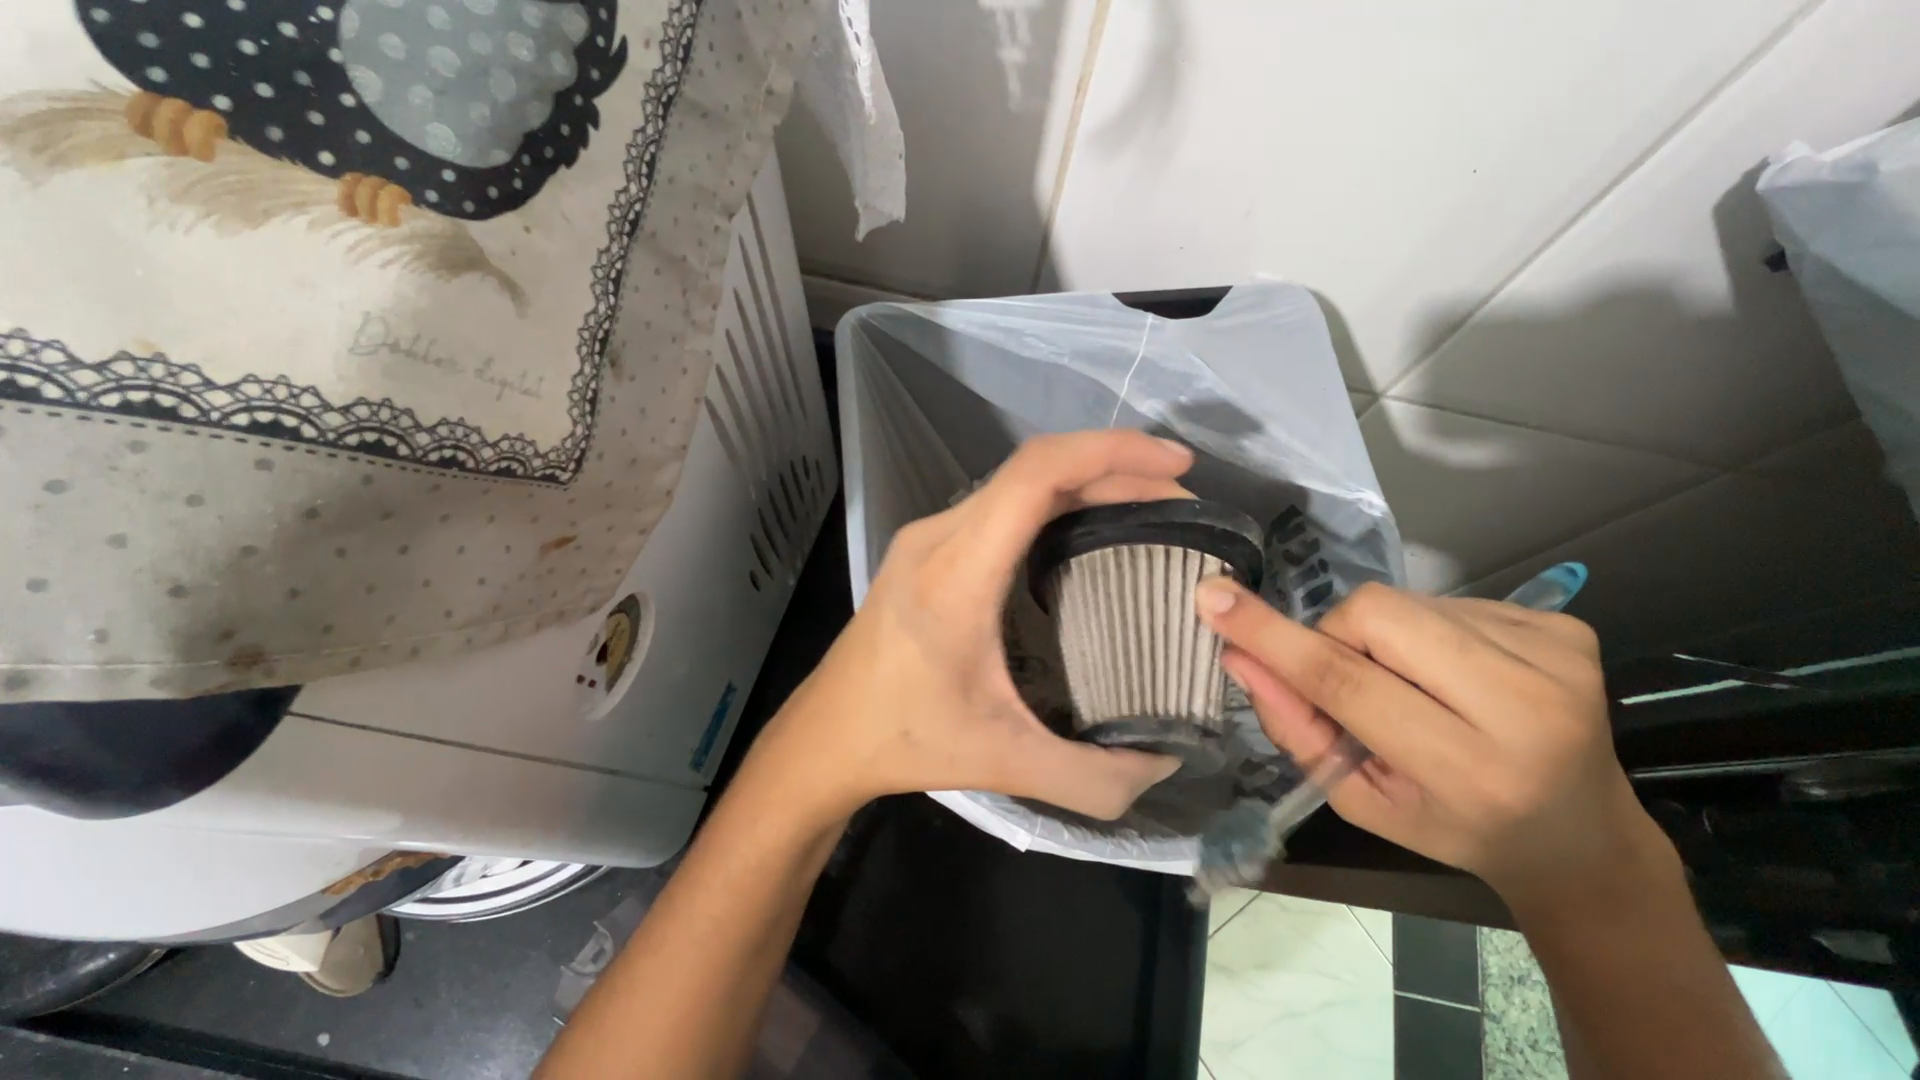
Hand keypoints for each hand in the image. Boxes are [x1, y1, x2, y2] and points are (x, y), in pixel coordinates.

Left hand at [752, 431, 1189, 828]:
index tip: (1177, 467)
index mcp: (956, 574)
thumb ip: (1093, 777)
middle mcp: (938, 536)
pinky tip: (1086, 535)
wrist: (826, 737)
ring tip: (1146, 513)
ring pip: (1017, 483)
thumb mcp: (1005, 764)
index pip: (1037, 475)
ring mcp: (927, 538)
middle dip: (1115, 469)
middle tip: (1180, 503)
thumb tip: (1165, 761)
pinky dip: (1054, 502)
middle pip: (1035, 469)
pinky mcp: (925, 551)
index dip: (1112, 453)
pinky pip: (1000, 504)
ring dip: (1084, 483)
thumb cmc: (905, 741)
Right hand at [1195, 580, 1670, 908]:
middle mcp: (1524, 703)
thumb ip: (1297, 728)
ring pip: (1409, 602)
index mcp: (1469, 767)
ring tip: (1415, 687)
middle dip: (1338, 636)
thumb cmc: (1453, 827)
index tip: (1214, 598)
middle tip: (1350, 680)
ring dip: (1385, 638)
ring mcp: (1554, 656)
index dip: (1274, 637)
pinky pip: (1449, 601)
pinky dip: (1428, 634)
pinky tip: (1454, 676)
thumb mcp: (1361, 801)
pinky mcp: (1567, 627)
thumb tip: (1239, 656)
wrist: (1577, 833)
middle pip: (1378, 614)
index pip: (1347, 681)